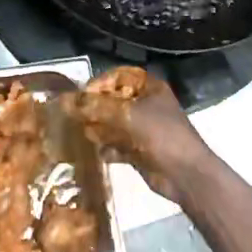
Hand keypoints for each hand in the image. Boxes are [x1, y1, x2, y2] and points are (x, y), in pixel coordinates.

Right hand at [69, 71, 213, 200]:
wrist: (186, 175)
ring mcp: (143, 128)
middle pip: (113, 100)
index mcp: (148, 87)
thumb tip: (65, 100)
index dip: (98, 84)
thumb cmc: (160, 135)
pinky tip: (98, 151)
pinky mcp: (139, 150)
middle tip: (75, 116)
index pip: (117, 77)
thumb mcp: (128, 115)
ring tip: (84, 133)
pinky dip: (107, 147)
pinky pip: (117, 144)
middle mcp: (145, 104)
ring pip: (113, 123)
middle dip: (95, 108)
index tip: (81, 96)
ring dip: (98, 128)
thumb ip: (96, 106)